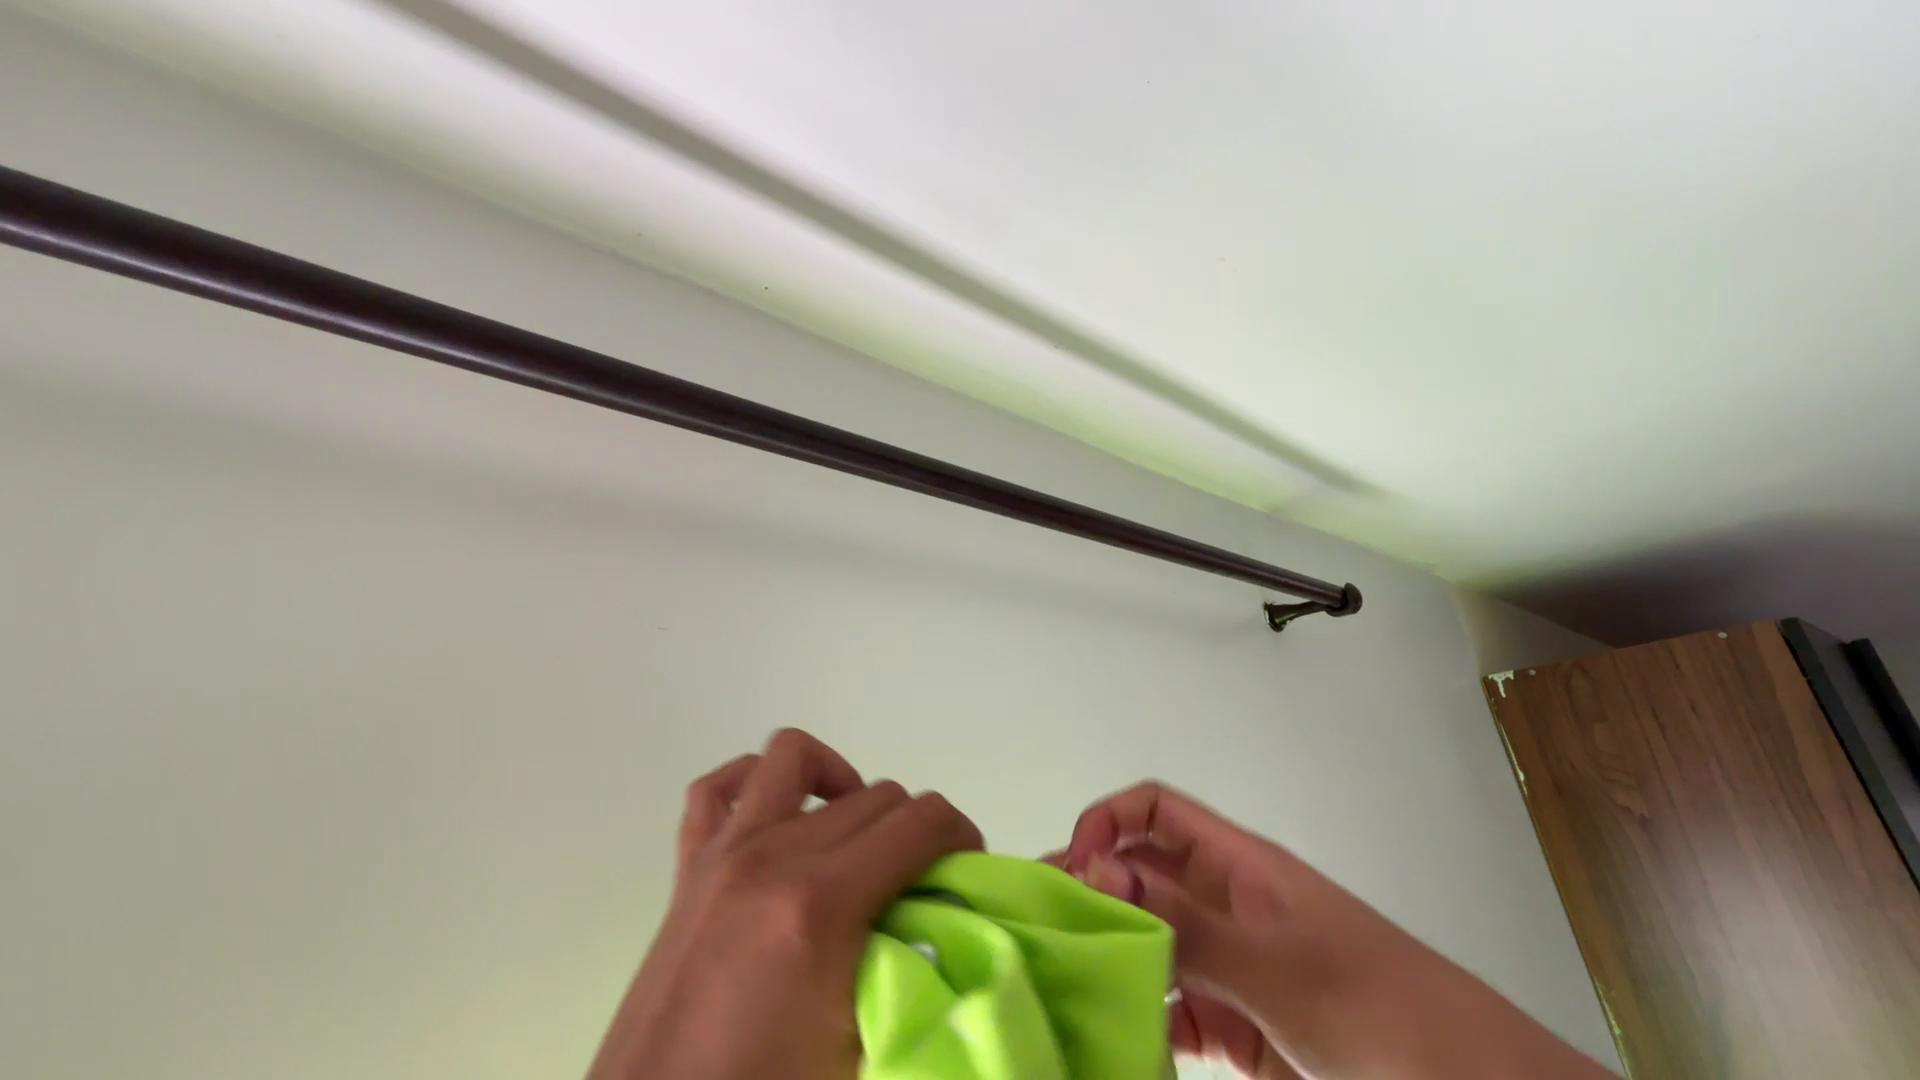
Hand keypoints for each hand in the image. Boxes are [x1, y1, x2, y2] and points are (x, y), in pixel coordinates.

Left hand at [587, 729, 983, 1079]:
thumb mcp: (863, 1041)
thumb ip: (912, 965)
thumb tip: (942, 920)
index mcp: (821, 904)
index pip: (920, 820)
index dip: (959, 834)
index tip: (964, 869)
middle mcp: (772, 857)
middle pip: (876, 795)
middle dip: (913, 828)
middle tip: (918, 880)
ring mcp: (723, 853)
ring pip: (794, 756)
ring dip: (840, 782)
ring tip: (853, 836)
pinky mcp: (688, 866)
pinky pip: (718, 787)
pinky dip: (757, 783)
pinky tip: (781, 819)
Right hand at [1062, 782, 1612, 1079]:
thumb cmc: (1373, 1008)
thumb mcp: (1274, 963)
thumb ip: (1183, 922)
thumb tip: (1092, 872)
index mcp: (1238, 866)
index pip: (1155, 812)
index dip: (1107, 823)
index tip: (1072, 870)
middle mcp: (1226, 907)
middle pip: (1141, 877)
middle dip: (1090, 891)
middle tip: (1038, 927)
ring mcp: (1231, 969)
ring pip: (1149, 945)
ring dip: (1108, 957)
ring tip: (1058, 985)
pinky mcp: (1238, 1029)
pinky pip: (1172, 1011)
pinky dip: (1141, 1022)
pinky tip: (1110, 1040)